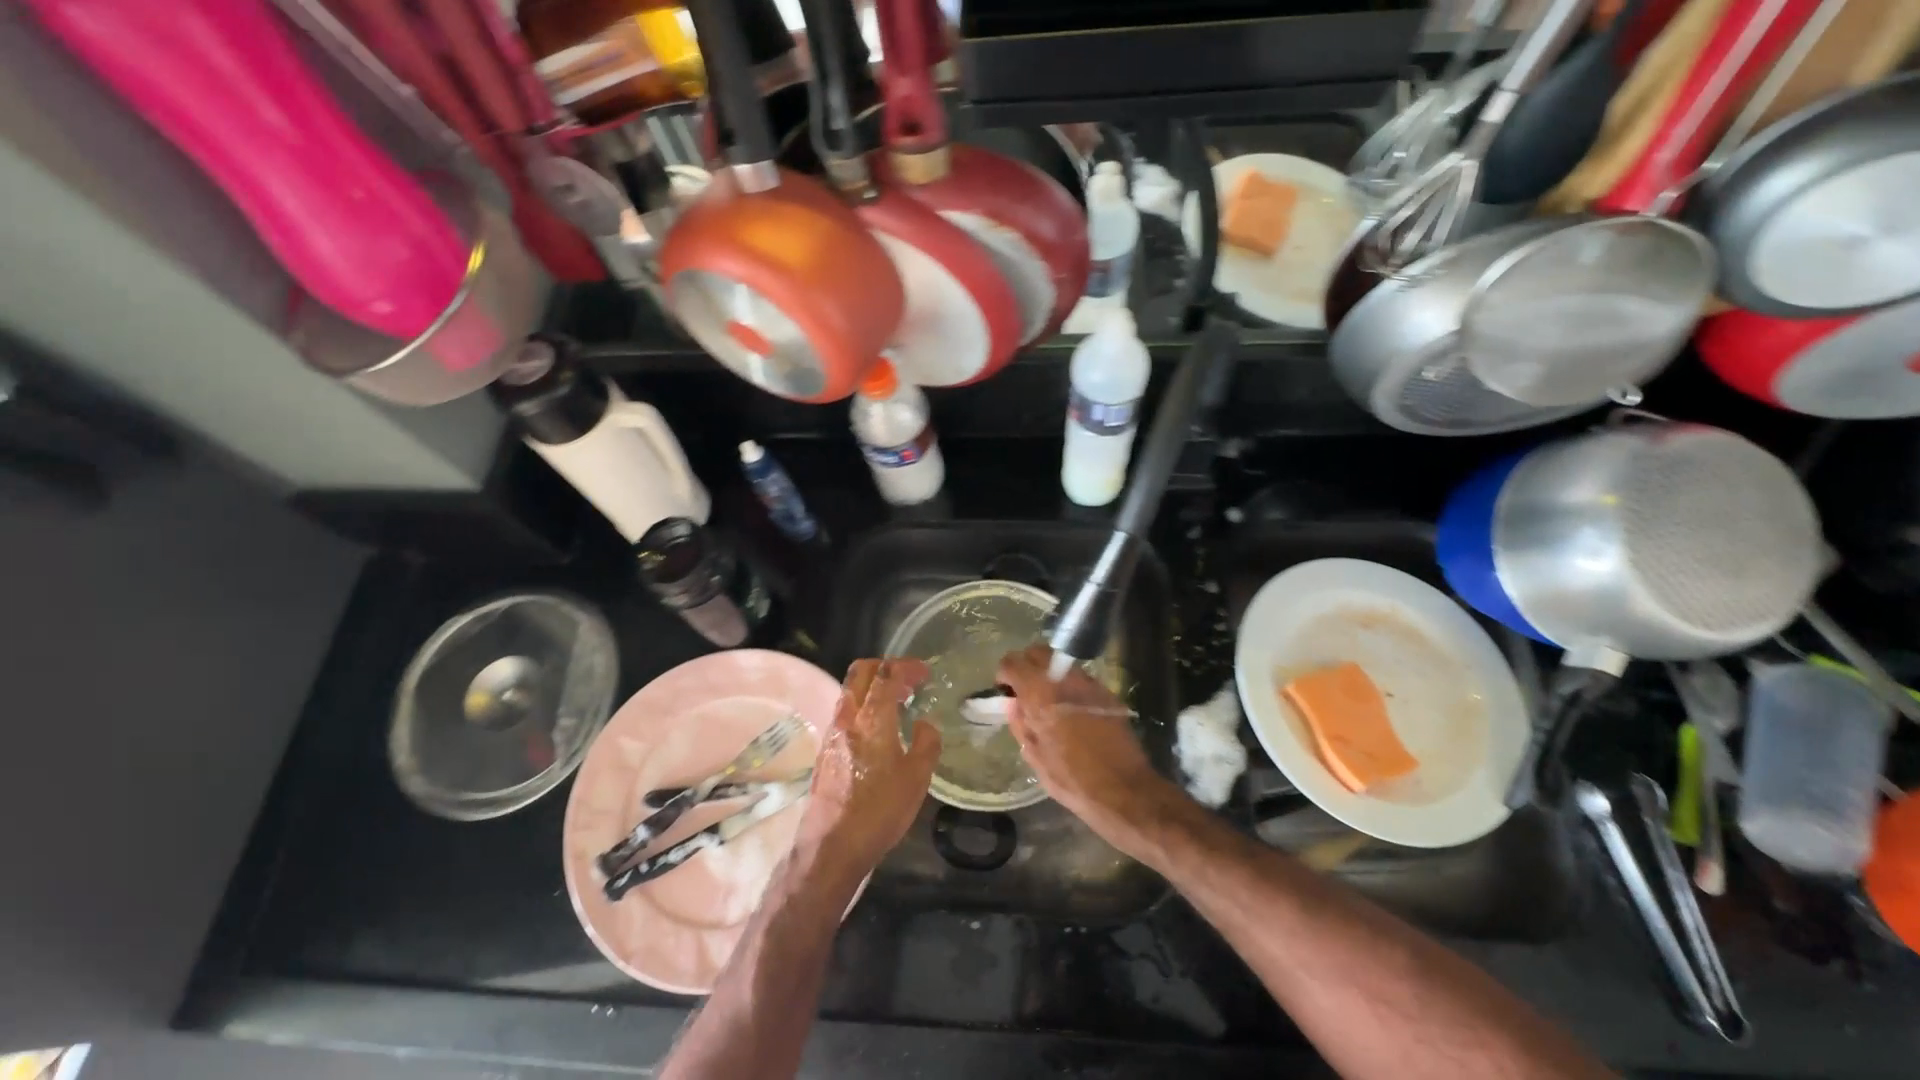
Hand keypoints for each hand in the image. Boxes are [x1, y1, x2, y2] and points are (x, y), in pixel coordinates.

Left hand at [794, 659, 940, 884]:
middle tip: (908, 680)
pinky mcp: (825, 751)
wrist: (832, 845)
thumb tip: (923, 724)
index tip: (924, 672)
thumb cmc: (880, 811)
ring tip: (896, 703)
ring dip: (872, 687)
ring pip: (849, 692)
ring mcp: (832, 734)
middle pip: (859, 673)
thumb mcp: (917, 779)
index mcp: (872, 720)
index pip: (886, 674)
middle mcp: (847, 719)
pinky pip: (845, 713)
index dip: (907, 667)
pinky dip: (863, 706)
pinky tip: (879, 730)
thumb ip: (926, 744)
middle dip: (884, 667)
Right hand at [997, 645, 1177, 836]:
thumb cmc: (1072, 779)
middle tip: (1024, 690)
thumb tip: (1013, 705)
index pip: (1013, 662)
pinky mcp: (1108, 694)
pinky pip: (1082, 680)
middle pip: (1039, 652)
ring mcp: (1090, 684)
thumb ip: (1021, 725)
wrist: (1123, 789)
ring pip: (1062, 664)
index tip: (1005, 691)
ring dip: (1050, 674)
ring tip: (1048, 701)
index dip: (1004, 674)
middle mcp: (1065, 680)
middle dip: (1027, 665)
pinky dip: (1070, 686)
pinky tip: (1072, 711)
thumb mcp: (1035, 757)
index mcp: (1040, 694)